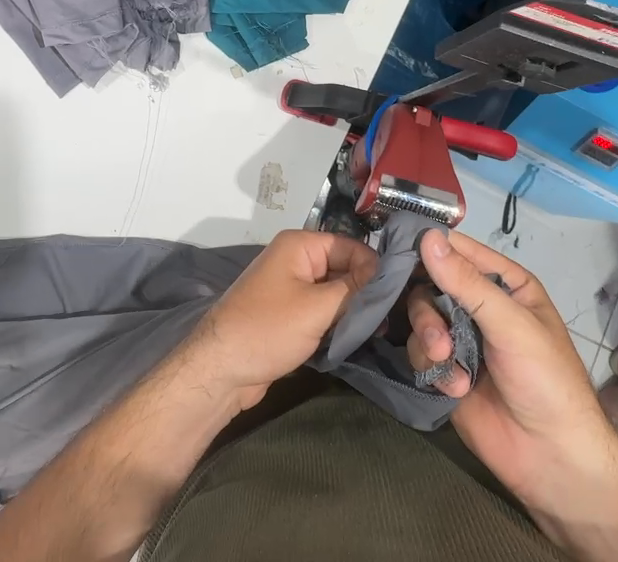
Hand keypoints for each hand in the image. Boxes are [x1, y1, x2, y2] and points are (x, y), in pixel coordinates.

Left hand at [178, 229, 378, 410]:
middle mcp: (295, 260)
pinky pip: (322, 310)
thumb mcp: (318, 308)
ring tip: (379, 329)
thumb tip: (389, 274)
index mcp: (299, 245)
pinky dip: (337, 321)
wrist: (220, 371)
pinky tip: (356, 337)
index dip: (374, 268)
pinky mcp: (288, 314)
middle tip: (392, 317)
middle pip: (344, 267)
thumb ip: (356, 289)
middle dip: (366, 290)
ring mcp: (290, 288)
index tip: (397, 295)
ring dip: (353, 309)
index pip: (351, 246)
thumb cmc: (268, 330)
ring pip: (334, 291)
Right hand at [406, 230, 617, 535]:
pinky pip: (420, 352)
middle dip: (428, 311)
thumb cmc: (546, 380)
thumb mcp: (512, 325)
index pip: (459, 250)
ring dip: (430, 341)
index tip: (398, 252)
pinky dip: (433, 369)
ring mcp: (462, 338)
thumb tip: (428, 237)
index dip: (430, 249)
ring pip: (421, 318)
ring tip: (448, 366)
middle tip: (438, 339)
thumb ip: (467, 283)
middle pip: (431, 284)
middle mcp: (480, 305)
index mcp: (505, 284)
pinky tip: (454, 389)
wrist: (551, 458)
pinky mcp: (446, 370)